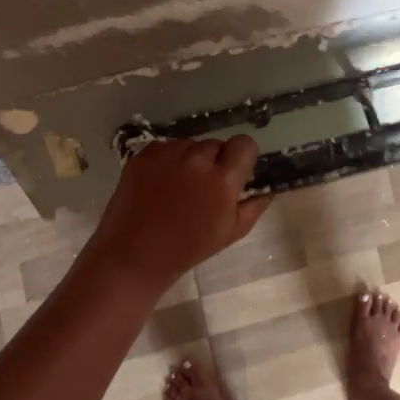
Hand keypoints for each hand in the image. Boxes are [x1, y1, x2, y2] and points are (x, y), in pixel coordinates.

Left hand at [86, 136, 269, 289]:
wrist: (133, 256)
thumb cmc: (187, 248)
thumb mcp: (231, 233)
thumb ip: (253, 206)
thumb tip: (266, 189)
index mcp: (222, 180)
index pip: (244, 144)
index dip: (242, 156)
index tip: (234, 172)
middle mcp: (197, 161)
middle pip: (216, 143)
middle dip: (215, 160)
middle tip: (204, 186)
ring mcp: (167, 155)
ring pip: (190, 144)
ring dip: (191, 158)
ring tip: (179, 185)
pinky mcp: (143, 156)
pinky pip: (165, 147)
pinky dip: (167, 160)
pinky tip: (161, 183)